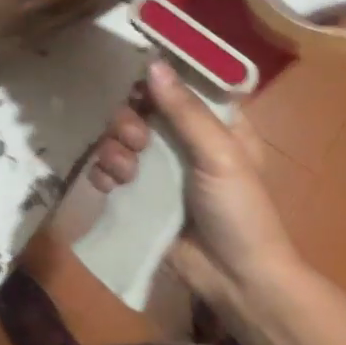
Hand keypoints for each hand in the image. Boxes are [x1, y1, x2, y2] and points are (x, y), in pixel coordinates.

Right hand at [91, 61, 303, 313]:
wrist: (236, 281)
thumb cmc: (241, 211)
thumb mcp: (221, 155)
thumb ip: (185, 111)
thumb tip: (152, 64)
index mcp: (216, 124)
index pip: (180, 85)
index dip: (155, 79)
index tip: (133, 80)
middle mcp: (185, 141)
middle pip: (142, 110)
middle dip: (128, 120)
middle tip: (135, 139)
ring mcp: (160, 170)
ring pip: (121, 139)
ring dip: (113, 148)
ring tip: (125, 171)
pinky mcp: (140, 197)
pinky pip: (110, 172)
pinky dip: (104, 174)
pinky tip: (110, 186)